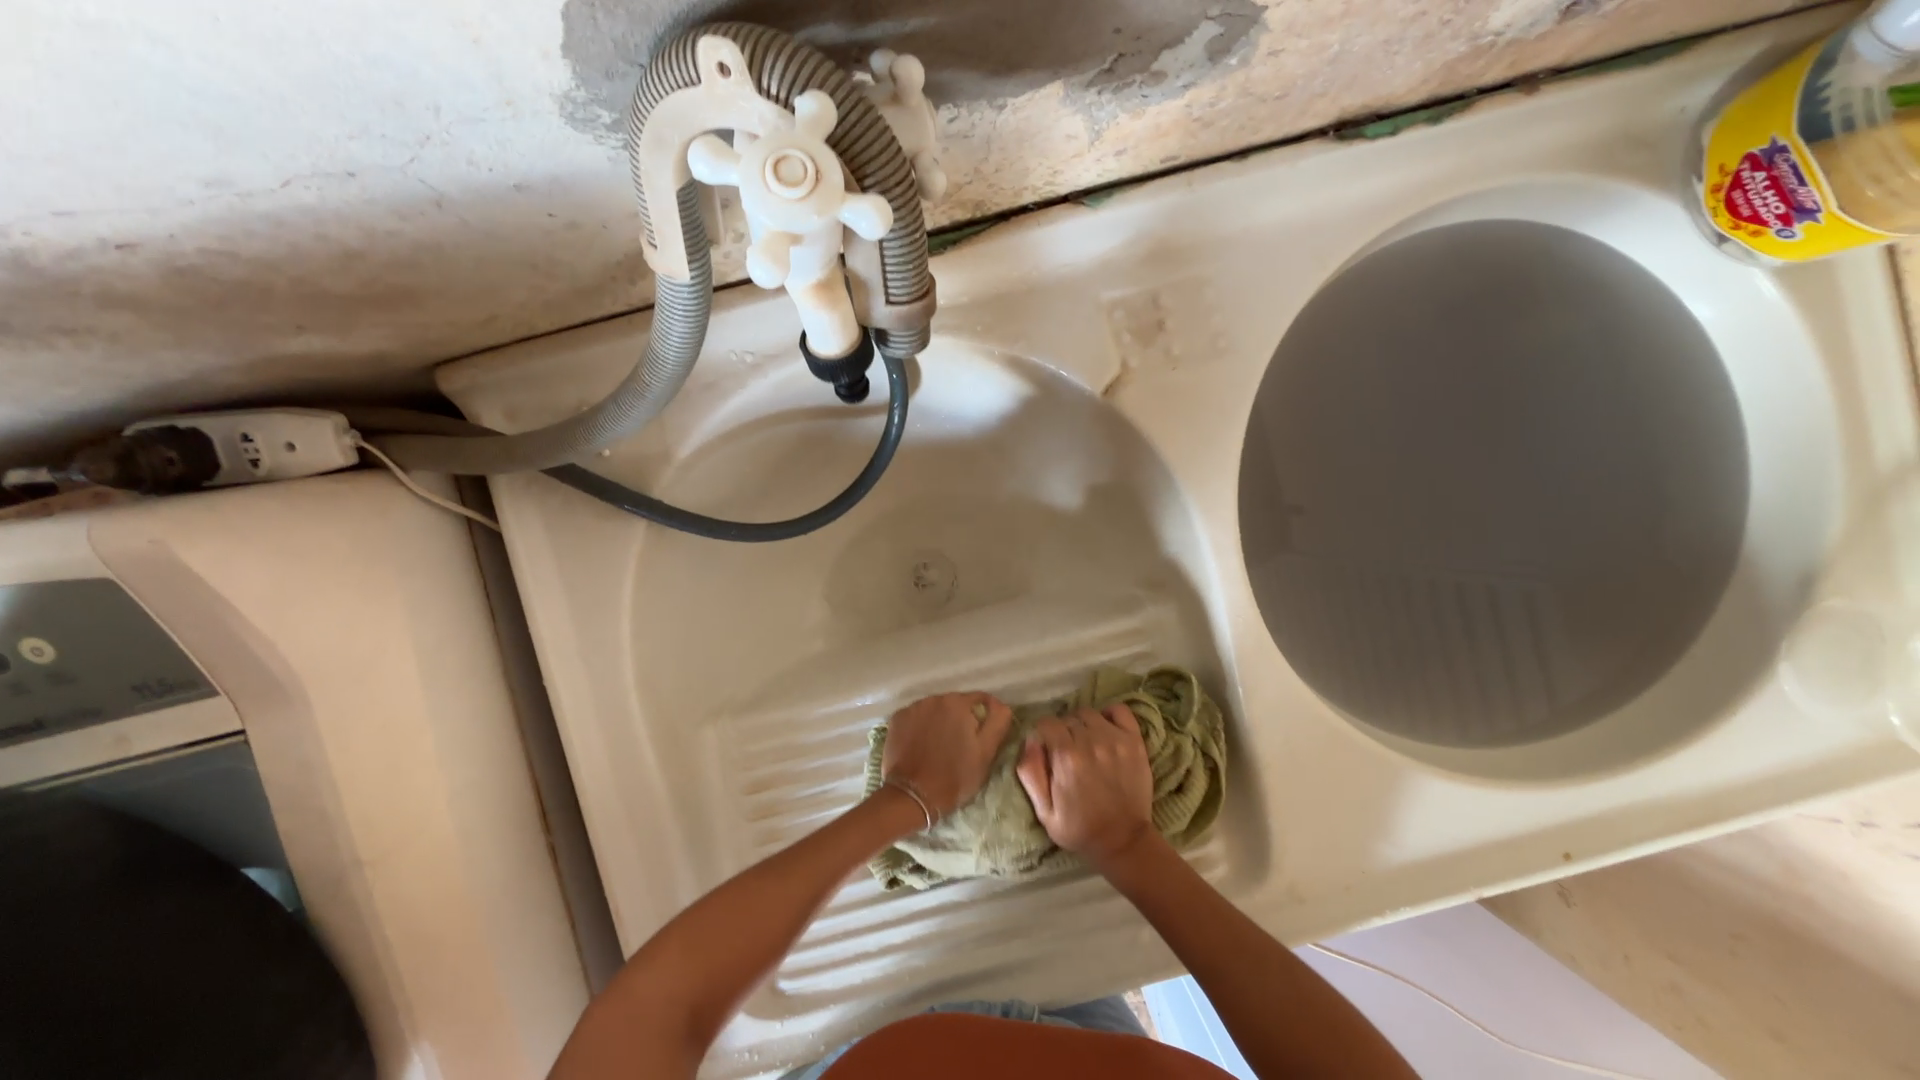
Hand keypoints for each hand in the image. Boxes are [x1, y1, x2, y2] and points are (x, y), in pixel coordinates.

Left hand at [880, 692, 1014, 818]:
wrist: (913, 797)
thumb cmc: (955, 776)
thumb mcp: (986, 752)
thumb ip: (998, 721)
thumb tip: (999, 704)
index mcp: (958, 703)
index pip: (981, 700)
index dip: (986, 718)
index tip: (983, 737)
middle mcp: (934, 698)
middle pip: (956, 704)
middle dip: (961, 719)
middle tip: (962, 745)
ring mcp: (912, 708)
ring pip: (935, 710)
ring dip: (940, 722)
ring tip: (940, 746)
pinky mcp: (896, 720)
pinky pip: (916, 717)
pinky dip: (921, 727)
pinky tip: (922, 745)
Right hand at [1016, 704, 1155, 866]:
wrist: (1123, 841)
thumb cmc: (1079, 829)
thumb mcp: (1043, 811)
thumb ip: (1030, 773)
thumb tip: (1030, 740)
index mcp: (1066, 756)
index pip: (1046, 724)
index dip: (1043, 736)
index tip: (1047, 751)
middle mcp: (1091, 741)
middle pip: (1068, 719)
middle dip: (1062, 733)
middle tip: (1066, 754)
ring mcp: (1116, 739)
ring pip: (1089, 714)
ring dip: (1083, 725)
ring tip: (1085, 744)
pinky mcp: (1134, 742)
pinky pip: (1119, 710)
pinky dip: (1109, 715)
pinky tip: (1105, 730)